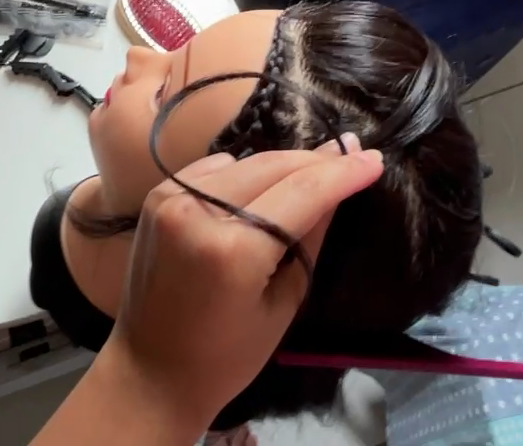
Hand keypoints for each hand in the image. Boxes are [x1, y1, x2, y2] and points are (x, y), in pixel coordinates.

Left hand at [102, 136, 383, 429]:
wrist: (150, 369)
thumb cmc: (226, 356)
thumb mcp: (283, 304)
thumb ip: (310, 239)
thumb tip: (337, 188)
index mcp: (233, 248)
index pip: (301, 193)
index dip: (341, 173)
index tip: (373, 158)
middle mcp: (197, 209)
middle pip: (270, 165)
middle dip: (314, 160)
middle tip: (350, 153)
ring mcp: (170, 196)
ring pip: (242, 160)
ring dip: (279, 164)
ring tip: (311, 172)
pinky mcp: (157, 194)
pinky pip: (212, 168)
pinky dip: (240, 172)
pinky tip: (257, 187)